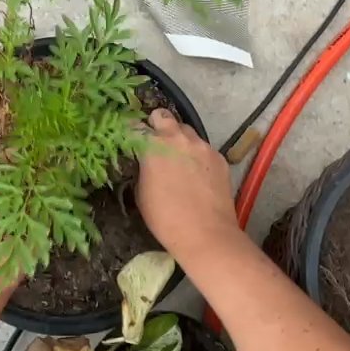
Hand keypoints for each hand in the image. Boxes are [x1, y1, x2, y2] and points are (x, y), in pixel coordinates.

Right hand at [137, 109, 239, 260]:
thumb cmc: (165, 218)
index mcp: (152, 146)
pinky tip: (197, 174)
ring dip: (179, 139)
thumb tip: (145, 162)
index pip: (135, 127)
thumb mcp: (141, 193)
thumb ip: (143, 169)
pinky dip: (196, 155)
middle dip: (157, 124)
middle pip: (163, 116)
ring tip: (179, 159)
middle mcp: (177, 138)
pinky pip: (203, 148)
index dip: (132, 133)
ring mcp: (201, 145)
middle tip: (155, 142)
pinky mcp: (218, 156)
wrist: (206, 234)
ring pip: (186, 130)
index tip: (131, 140)